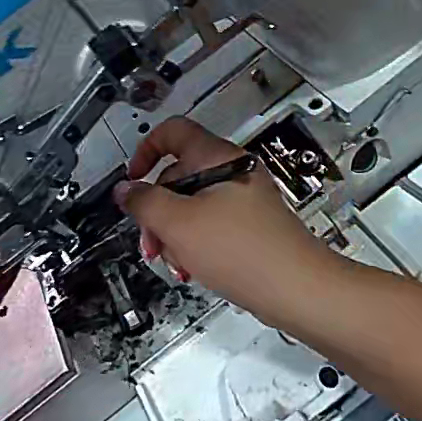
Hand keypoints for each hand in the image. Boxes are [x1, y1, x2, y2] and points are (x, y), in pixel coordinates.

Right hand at [112, 117, 335, 318]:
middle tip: (151, 241)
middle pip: (178, 175)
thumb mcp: (178, 224)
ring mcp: (244, 198)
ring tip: (176, 261)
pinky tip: (193, 268)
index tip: (133, 178)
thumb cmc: (243, 251)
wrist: (296, 288)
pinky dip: (195, 243)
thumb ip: (144, 202)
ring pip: (192, 204)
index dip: (146, 150)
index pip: (173, 132)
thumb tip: (125, 189)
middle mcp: (233, 170)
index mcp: (217, 157)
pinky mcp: (251, 224)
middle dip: (157, 209)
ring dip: (174, 232)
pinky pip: (211, 224)